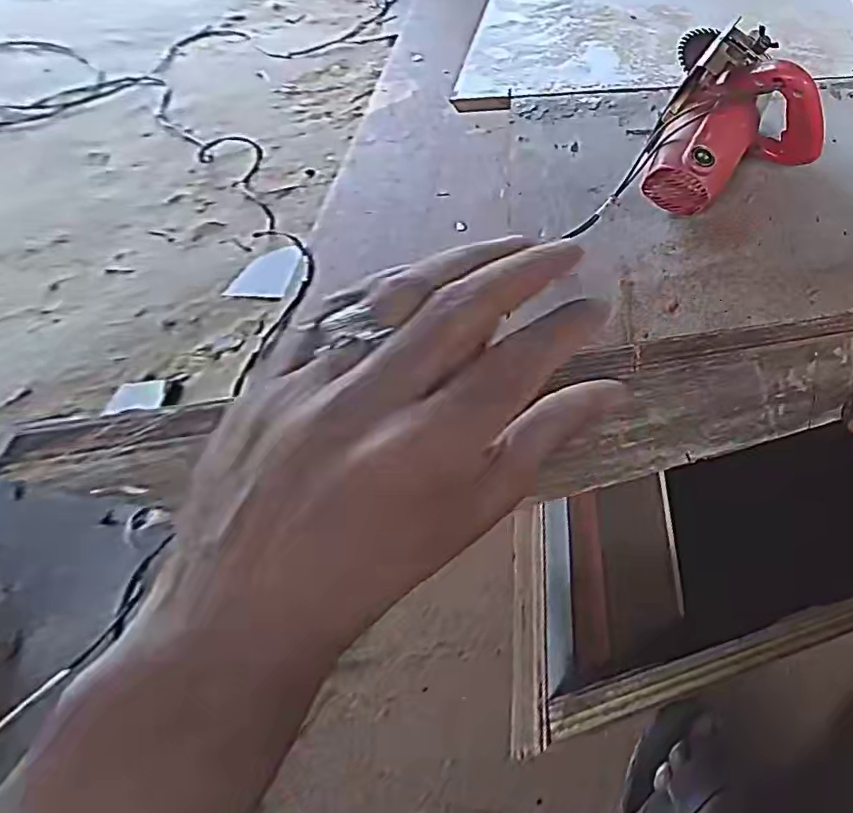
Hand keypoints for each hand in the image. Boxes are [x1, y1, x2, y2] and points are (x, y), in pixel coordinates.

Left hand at [137, 237, 626, 668]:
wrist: (241, 609)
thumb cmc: (383, 564)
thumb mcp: (479, 509)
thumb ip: (546, 436)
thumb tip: (611, 391)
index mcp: (429, 447)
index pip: (517, 362)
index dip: (566, 326)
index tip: (598, 305)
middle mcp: (370, 403)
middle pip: (462, 310)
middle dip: (526, 271)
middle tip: (567, 252)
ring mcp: (311, 383)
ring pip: (400, 293)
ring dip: (466, 259)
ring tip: (513, 243)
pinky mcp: (269, 375)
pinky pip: (337, 306)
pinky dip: (393, 279)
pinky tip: (428, 269)